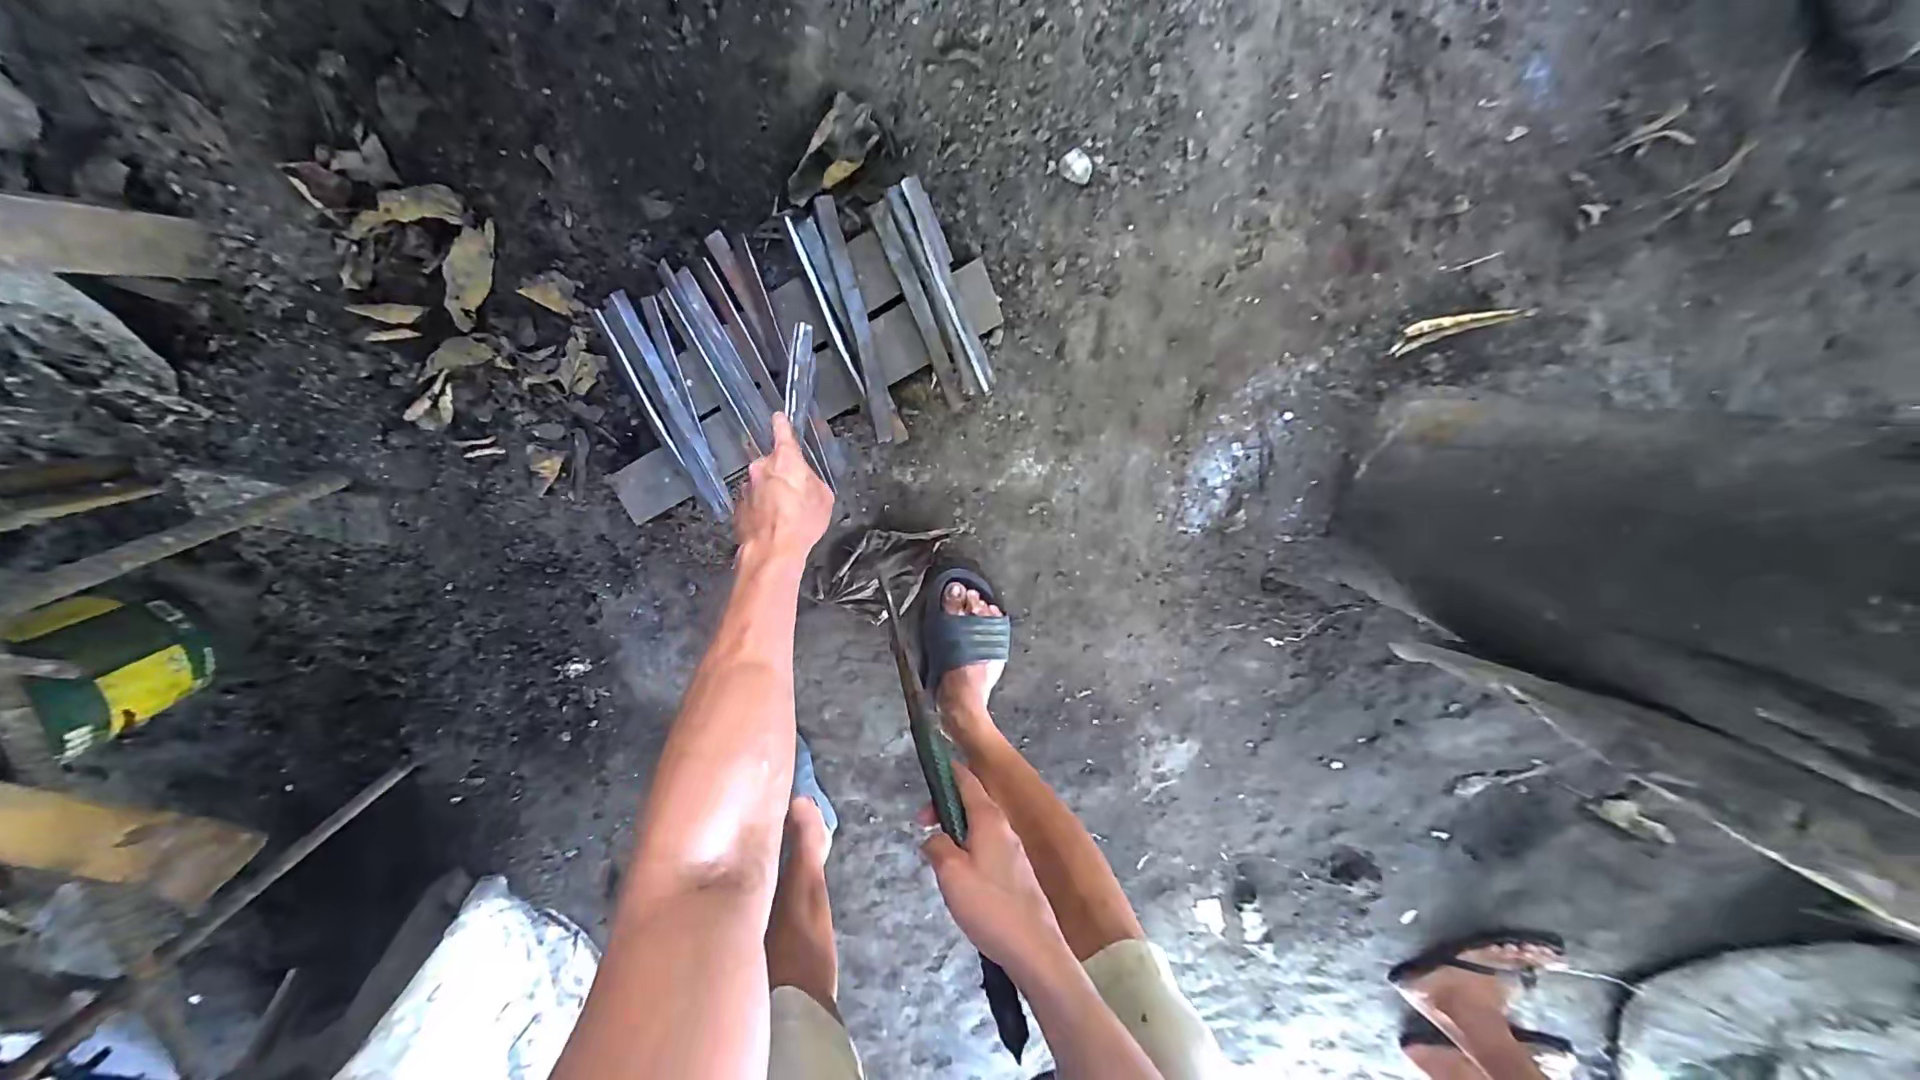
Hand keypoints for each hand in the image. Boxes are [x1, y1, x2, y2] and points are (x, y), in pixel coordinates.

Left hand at [734, 413, 831, 560]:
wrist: (772, 550)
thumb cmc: (799, 524)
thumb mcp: (823, 498)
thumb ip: (813, 481)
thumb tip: (806, 480)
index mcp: (785, 459)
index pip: (782, 431)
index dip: (782, 423)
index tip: (779, 417)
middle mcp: (761, 468)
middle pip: (774, 464)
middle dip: (784, 475)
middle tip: (797, 496)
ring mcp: (747, 487)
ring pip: (763, 484)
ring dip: (772, 494)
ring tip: (787, 516)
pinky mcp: (739, 506)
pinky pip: (754, 502)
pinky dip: (763, 509)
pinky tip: (775, 524)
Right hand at [919, 765, 1069, 970]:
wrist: (1035, 948)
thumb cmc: (989, 905)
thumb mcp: (951, 872)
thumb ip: (937, 845)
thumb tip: (934, 838)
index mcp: (989, 818)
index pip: (967, 779)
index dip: (946, 772)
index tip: (926, 776)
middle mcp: (1004, 827)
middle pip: (971, 801)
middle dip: (943, 806)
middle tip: (921, 826)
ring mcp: (1013, 850)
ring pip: (977, 826)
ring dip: (954, 831)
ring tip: (936, 856)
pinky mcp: (1016, 872)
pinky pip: (986, 847)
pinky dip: (967, 849)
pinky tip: (958, 877)